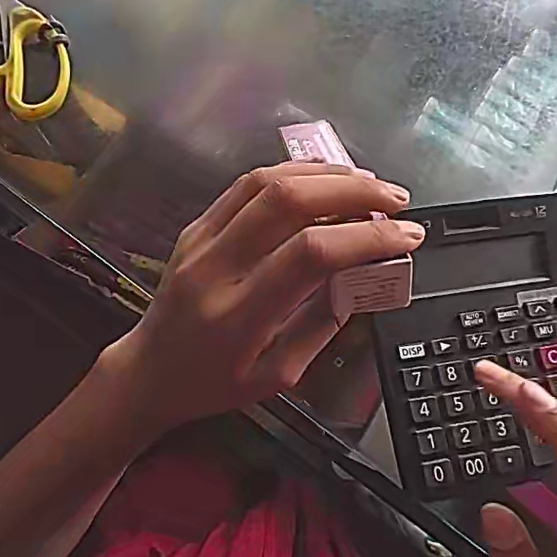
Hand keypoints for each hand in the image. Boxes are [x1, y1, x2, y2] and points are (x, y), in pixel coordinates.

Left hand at [105, 163, 422, 431]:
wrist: (149, 370)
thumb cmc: (214, 383)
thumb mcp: (279, 373)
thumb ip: (324, 320)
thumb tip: (366, 272)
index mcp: (239, 314)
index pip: (310, 255)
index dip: (367, 237)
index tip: (407, 236)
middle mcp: (216, 266)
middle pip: (288, 202)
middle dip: (352, 191)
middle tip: (395, 198)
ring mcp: (201, 238)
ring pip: (266, 182)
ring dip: (325, 175)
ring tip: (368, 182)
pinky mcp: (197, 224)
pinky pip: (247, 183)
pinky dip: (293, 172)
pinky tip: (324, 177)